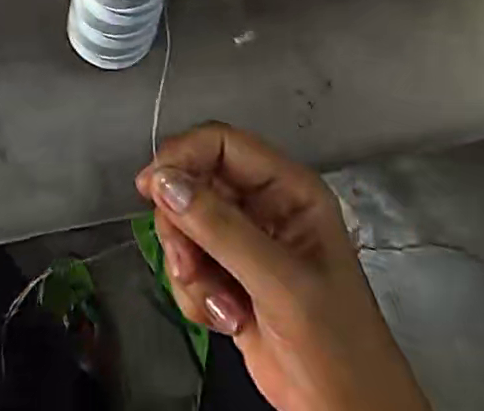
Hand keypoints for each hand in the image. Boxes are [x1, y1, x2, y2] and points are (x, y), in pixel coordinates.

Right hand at [136, 123, 429, 410]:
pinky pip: (190, 265)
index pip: (224, 144)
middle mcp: (264, 206)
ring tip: (218, 303)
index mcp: (288, 188)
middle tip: (186, 264)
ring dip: (190, 267)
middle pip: (197, 184)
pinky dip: (195, 293)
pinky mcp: (230, 276)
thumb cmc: (334, 340)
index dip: (184, 155)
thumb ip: (221, 229)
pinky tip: (226, 319)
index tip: (150, 186)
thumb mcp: (280, 281)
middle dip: (183, 226)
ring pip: (186, 226)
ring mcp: (245, 242)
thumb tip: (166, 182)